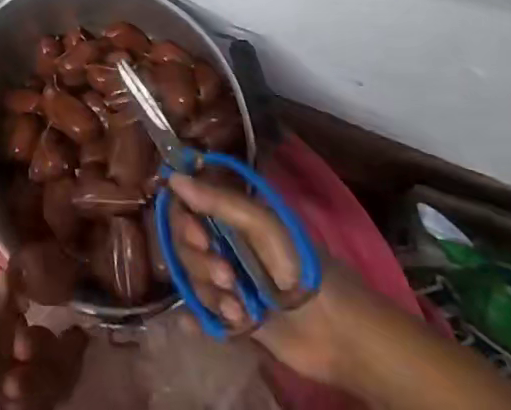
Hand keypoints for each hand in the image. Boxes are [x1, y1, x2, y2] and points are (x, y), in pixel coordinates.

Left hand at [0, 260, 14, 409]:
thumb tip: (2, 269)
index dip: (4, 281)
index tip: (24, 307)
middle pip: (1, 304)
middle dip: (16, 329)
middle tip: (23, 356)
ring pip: (8, 335)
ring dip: (18, 359)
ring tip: (13, 388)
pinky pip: (7, 362)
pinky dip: (13, 375)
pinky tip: (11, 396)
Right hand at [164, 174, 342, 380]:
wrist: (337, 332)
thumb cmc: (302, 267)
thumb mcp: (263, 227)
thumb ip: (218, 202)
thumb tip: (173, 178)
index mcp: (232, 219)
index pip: (187, 210)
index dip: (183, 222)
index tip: (199, 236)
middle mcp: (225, 246)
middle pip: (185, 248)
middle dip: (202, 264)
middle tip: (228, 277)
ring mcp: (229, 283)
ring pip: (194, 282)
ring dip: (211, 296)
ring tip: (241, 310)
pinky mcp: (233, 317)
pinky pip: (202, 314)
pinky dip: (199, 319)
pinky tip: (200, 326)